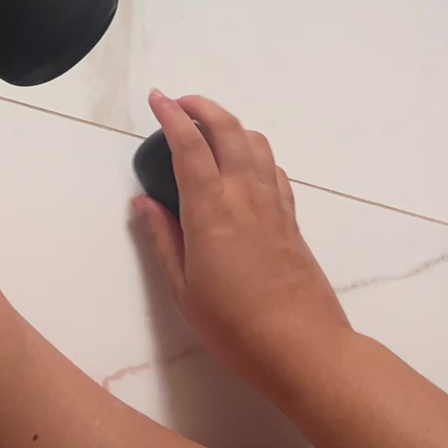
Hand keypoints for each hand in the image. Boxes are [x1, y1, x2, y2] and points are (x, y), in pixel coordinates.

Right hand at [135, 91, 352, 387]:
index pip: (188, 145)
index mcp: (211, 209)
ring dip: (230, 125)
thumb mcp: (183, 288)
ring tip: (209, 132)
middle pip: (228, 129)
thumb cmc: (234, 324)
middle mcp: (244, 194)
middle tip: (180, 103)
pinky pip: (273, 169)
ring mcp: (273, 204)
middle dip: (202, 106)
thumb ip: (162, 237)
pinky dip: (254, 153)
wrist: (305, 350)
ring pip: (256, 142)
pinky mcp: (292, 218)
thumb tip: (142, 202)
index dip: (171, 115)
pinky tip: (242, 168)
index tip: (157, 98)